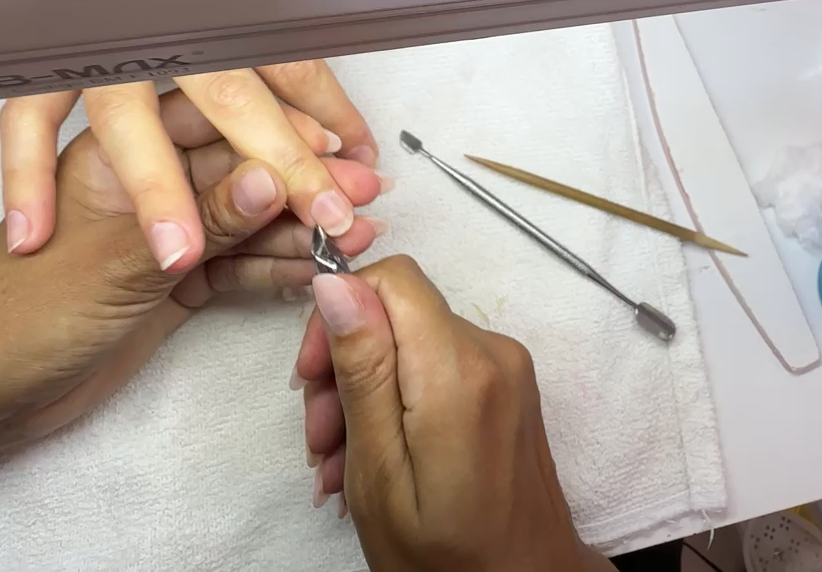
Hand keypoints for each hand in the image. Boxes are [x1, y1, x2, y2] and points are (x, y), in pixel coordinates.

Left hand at [0, 89, 386, 445]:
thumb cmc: (24, 317)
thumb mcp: (118, 264)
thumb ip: (204, 219)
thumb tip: (279, 177)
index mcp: (122, 151)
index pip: (216, 126)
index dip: (281, 136)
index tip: (338, 154)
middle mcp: (156, 181)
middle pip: (247, 172)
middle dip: (309, 186)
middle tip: (366, 195)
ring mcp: (176, 227)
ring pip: (253, 218)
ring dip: (305, 229)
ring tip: (362, 235)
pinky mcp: (188, 272)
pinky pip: (244, 261)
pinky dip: (282, 266)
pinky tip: (323, 267)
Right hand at [291, 257, 611, 571]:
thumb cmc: (444, 557)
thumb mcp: (381, 474)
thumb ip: (363, 370)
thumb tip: (336, 281)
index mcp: (461, 369)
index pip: (394, 277)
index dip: (342, 310)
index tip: (311, 378)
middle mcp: (493, 348)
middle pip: (398, 313)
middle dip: (346, 366)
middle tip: (319, 443)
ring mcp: (507, 363)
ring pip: (413, 340)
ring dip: (366, 391)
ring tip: (338, 465)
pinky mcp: (509, 380)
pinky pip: (440, 363)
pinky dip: (401, 398)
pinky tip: (376, 456)